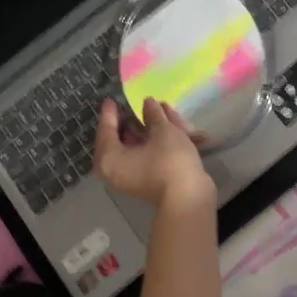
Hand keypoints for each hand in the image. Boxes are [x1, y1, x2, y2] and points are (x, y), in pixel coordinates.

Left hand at [93, 97, 213, 208]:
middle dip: (138, 119)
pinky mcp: (150, 180)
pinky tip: (176, 127)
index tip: (111, 99)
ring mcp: (133, 177)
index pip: (107, 130)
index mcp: (110, 158)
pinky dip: (160, 142)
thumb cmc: (168, 160)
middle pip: (123, 138)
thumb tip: (148, 103)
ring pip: (140, 146)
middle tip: (144, 104)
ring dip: (153, 128)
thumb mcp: (162, 131)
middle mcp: (116, 170)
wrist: (189, 196)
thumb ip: (153, 114)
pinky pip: (150, 155)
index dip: (111, 112)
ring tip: (165, 110)